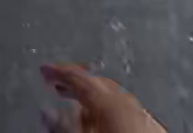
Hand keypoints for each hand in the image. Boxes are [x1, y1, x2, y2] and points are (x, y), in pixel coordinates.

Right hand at [41, 64, 166, 132]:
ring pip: (108, 95)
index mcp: (106, 94)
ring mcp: (139, 110)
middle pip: (93, 81)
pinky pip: (121, 107)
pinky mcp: (150, 125)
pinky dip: (106, 109)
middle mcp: (124, 95)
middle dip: (72, 82)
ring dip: (89, 98)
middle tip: (55, 84)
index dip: (56, 70)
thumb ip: (65, 123)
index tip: (43, 69)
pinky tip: (101, 121)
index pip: (75, 74)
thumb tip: (46, 110)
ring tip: (75, 106)